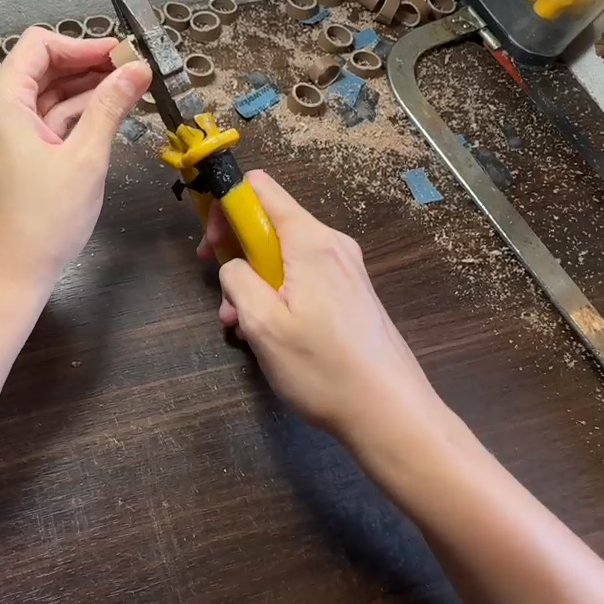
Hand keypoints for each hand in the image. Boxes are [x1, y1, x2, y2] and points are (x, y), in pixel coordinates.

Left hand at [0, 28, 150, 296]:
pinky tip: (100, 116)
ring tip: (125, 91)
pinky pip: (33, 122)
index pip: (39, 46)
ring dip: (79, 91)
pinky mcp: (0, 155)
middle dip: (85, 67)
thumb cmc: (44, 222)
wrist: (6, 278)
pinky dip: (65, 116)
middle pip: (38, 69)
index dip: (82, 45)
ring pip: (39, 96)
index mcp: (0, 102)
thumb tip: (136, 69)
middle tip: (131, 72)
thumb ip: (110, 106)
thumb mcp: (86, 159)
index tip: (121, 55)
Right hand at [203, 171, 448, 450]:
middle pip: (270, 221)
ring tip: (241, 326)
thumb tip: (234, 266)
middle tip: (222, 294)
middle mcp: (332, 244)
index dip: (225, 205)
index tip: (211, 245)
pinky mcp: (352, 293)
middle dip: (236, 252)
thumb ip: (236, 279)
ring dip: (254, 281)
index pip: (259, 187)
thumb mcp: (262, 323)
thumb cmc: (323, 367)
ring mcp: (346, 269)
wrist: (392, 416)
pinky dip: (278, 294)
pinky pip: (303, 276)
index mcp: (310, 241)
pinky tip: (270, 334)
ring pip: (284, 254)